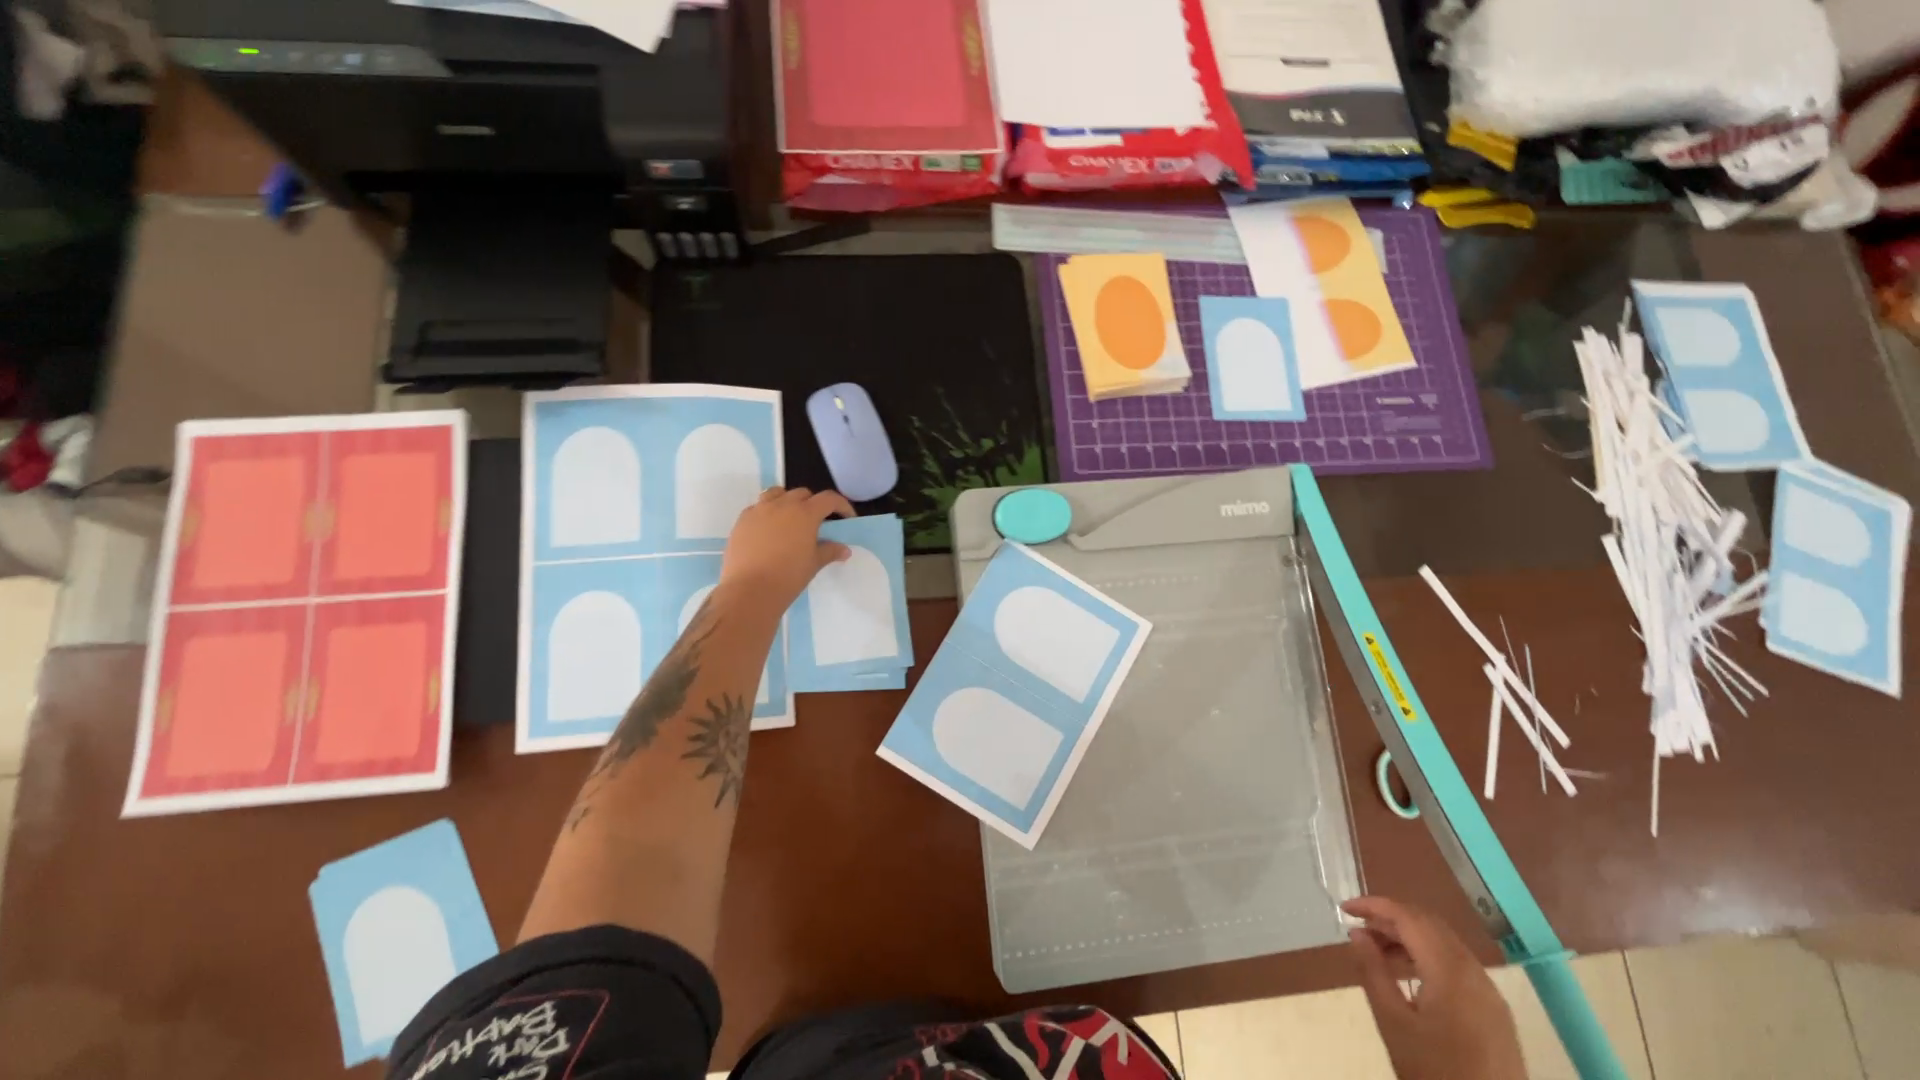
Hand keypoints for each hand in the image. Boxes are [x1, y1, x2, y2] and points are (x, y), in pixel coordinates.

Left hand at [719, 487, 854, 613]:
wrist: (750, 590)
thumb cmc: (788, 577)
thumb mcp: (814, 564)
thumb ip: (830, 551)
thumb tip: (844, 550)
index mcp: (805, 513)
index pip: (829, 499)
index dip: (841, 505)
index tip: (846, 518)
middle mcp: (782, 504)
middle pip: (803, 494)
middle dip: (813, 504)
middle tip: (817, 523)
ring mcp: (759, 510)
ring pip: (777, 494)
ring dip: (788, 501)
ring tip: (789, 519)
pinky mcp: (742, 520)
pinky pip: (757, 508)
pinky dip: (767, 513)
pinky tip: (768, 531)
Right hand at [1343, 896, 1526, 1079]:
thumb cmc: (1434, 1073)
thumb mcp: (1393, 1022)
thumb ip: (1373, 971)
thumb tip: (1358, 934)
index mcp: (1450, 971)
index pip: (1410, 918)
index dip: (1375, 906)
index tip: (1345, 909)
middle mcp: (1475, 972)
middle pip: (1430, 925)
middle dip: (1392, 919)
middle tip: (1358, 929)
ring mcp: (1490, 992)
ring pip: (1445, 945)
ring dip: (1410, 939)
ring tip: (1377, 953)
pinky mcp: (1495, 1011)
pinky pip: (1458, 967)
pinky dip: (1428, 958)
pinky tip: (1409, 977)